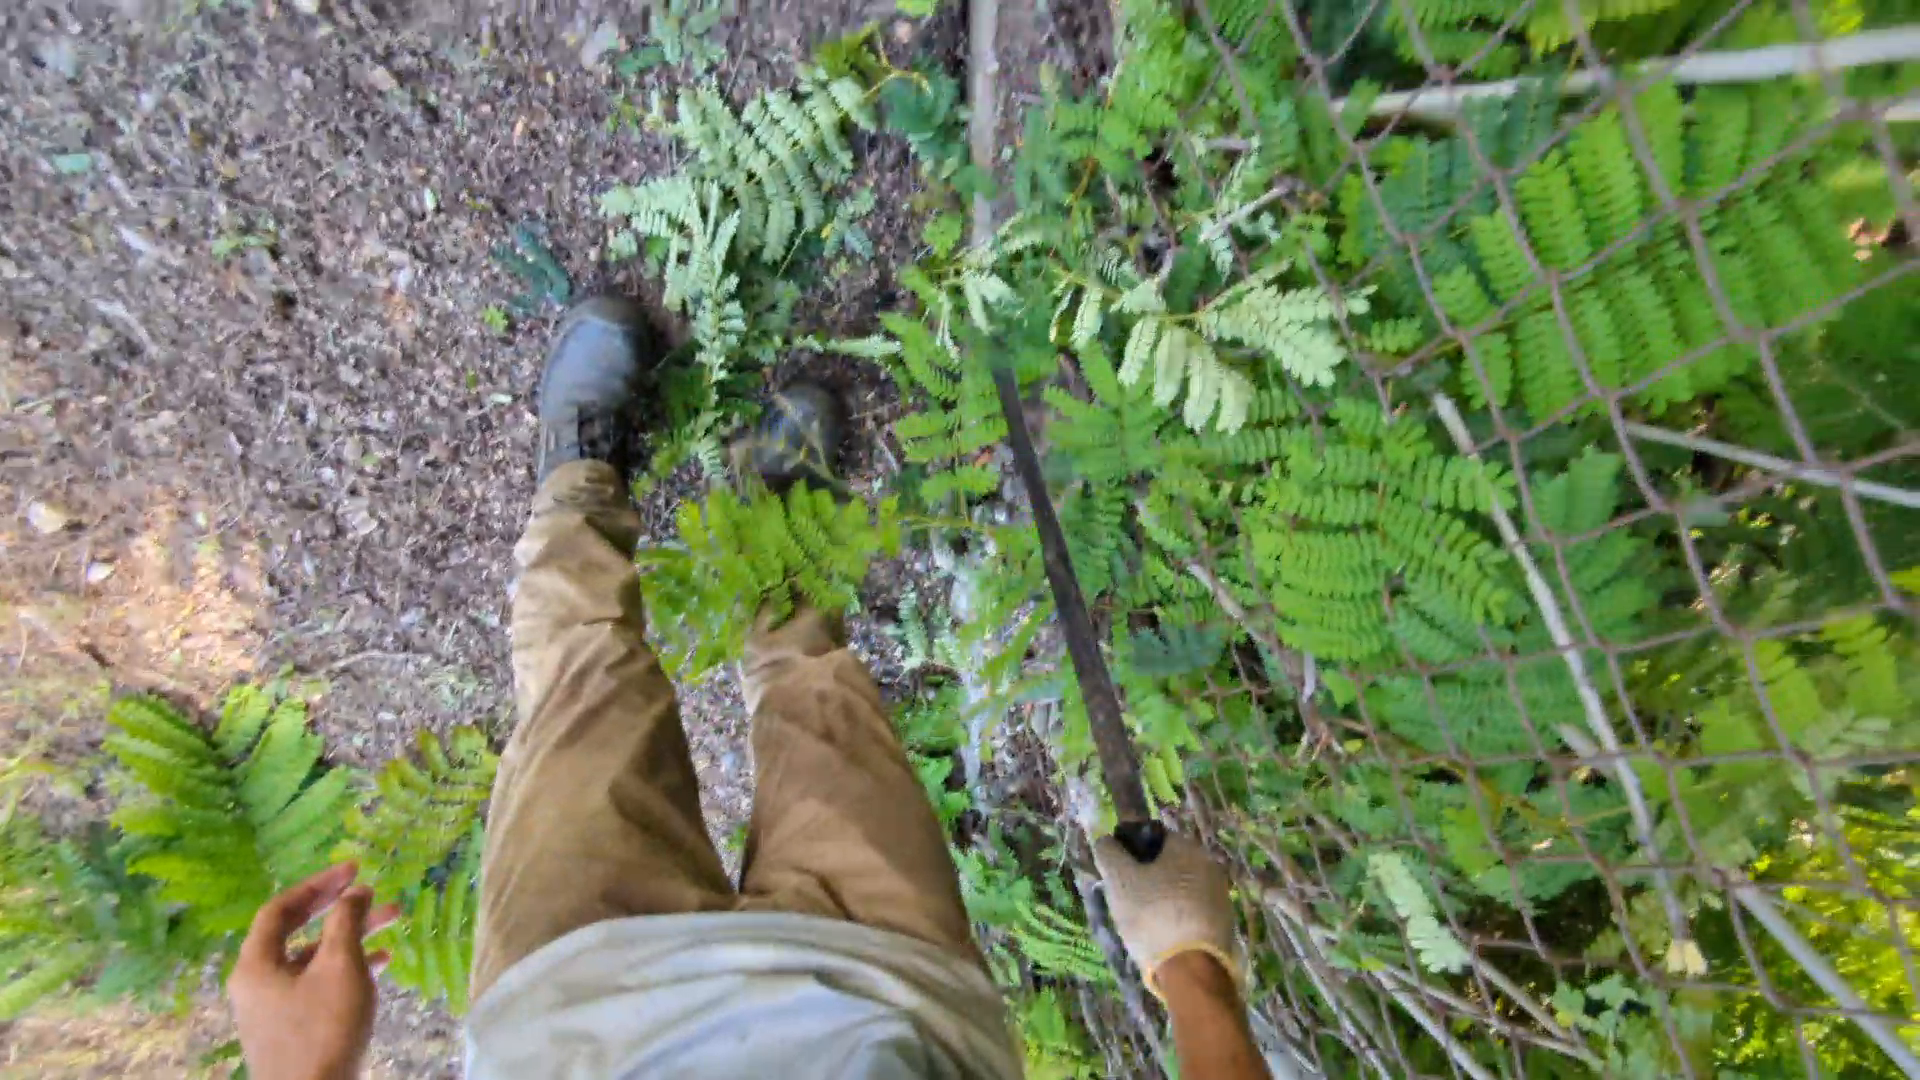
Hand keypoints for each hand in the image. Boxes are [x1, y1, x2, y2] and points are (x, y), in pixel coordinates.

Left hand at [227, 864, 398, 1079]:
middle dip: (338, 905)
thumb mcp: (341, 964)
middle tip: (369, 886)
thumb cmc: (323, 1024)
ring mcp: (274, 1002)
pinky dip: (349, 960)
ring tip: (394, 917)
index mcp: (257, 965)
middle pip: (295, 929)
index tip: (355, 868)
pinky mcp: (293, 1019)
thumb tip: (355, 890)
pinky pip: (319, 976)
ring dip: (352, 931)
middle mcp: (258, 980)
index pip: (280, 909)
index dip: (317, 883)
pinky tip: (382, 958)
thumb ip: (346, 921)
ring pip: (314, 952)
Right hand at [1092, 832, 1241, 995]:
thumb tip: (1106, 840)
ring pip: (1180, 889)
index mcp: (1186, 847)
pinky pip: (1192, 912)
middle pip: (1168, 863)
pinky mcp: (1225, 926)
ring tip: (1144, 922)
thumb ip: (1108, 852)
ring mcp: (1220, 897)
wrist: (1192, 973)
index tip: (1119, 873)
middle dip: (1147, 876)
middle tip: (1128, 898)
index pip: (1153, 836)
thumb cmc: (1153, 915)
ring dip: (1162, 898)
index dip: (1131, 851)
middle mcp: (1209, 865)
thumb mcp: (1118, 880)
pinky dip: (1177, 918)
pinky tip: (1163, 936)